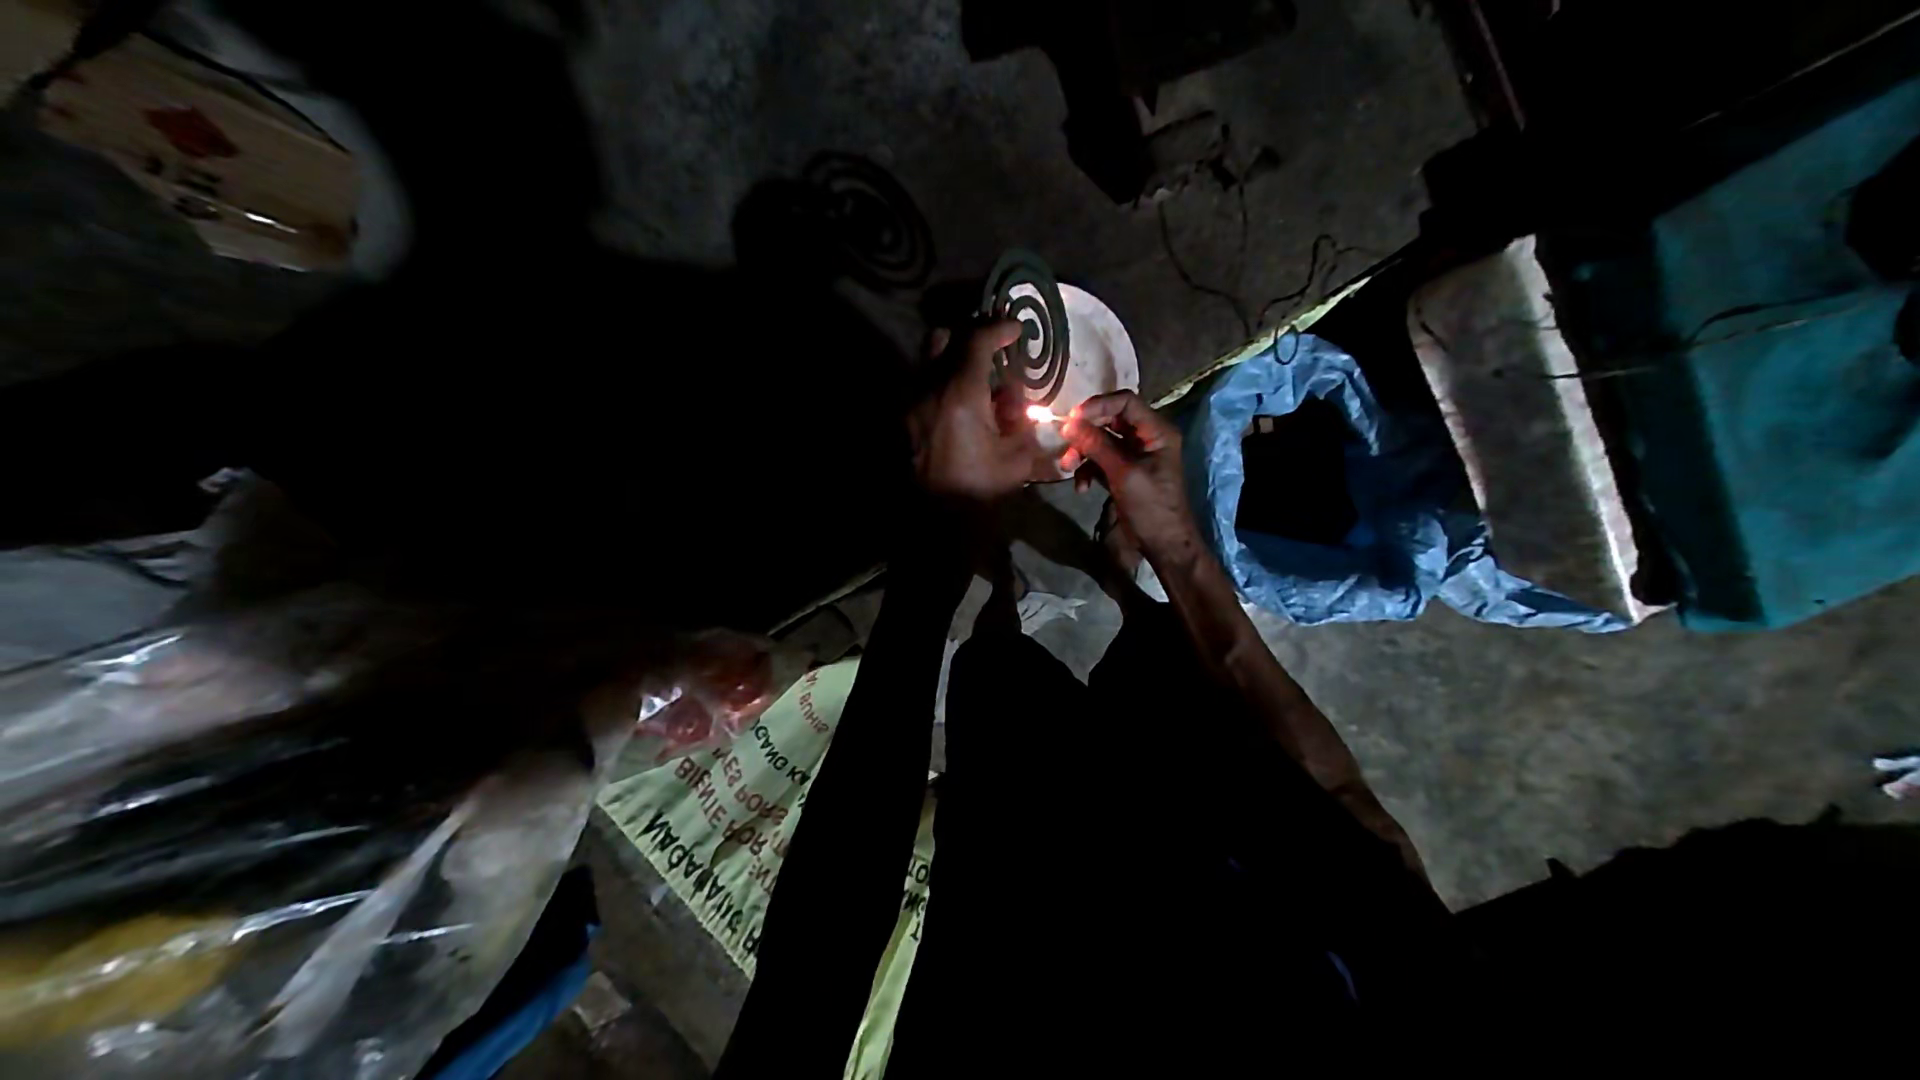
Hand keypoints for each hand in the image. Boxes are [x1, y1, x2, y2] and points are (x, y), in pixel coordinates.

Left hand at [907, 321, 1053, 499]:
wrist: (935, 521)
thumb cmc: (978, 489)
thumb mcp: (1017, 459)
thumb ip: (1024, 426)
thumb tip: (1021, 410)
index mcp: (960, 393)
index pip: (978, 341)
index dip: (1000, 328)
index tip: (1017, 329)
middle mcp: (930, 389)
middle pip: (944, 339)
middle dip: (970, 339)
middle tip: (993, 352)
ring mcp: (912, 403)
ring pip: (930, 363)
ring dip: (955, 364)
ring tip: (979, 388)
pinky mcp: (904, 420)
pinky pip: (924, 388)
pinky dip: (943, 387)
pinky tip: (961, 410)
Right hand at [1059, 390, 1200, 562]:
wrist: (1164, 544)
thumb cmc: (1151, 507)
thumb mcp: (1123, 473)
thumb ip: (1097, 445)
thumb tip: (1069, 424)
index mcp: (1156, 431)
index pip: (1125, 402)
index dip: (1097, 405)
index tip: (1072, 418)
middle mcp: (1146, 437)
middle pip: (1110, 420)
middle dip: (1085, 433)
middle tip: (1065, 444)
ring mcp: (1134, 455)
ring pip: (1101, 441)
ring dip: (1082, 453)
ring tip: (1067, 468)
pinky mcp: (1123, 472)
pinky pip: (1100, 461)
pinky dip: (1088, 470)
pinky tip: (1082, 488)